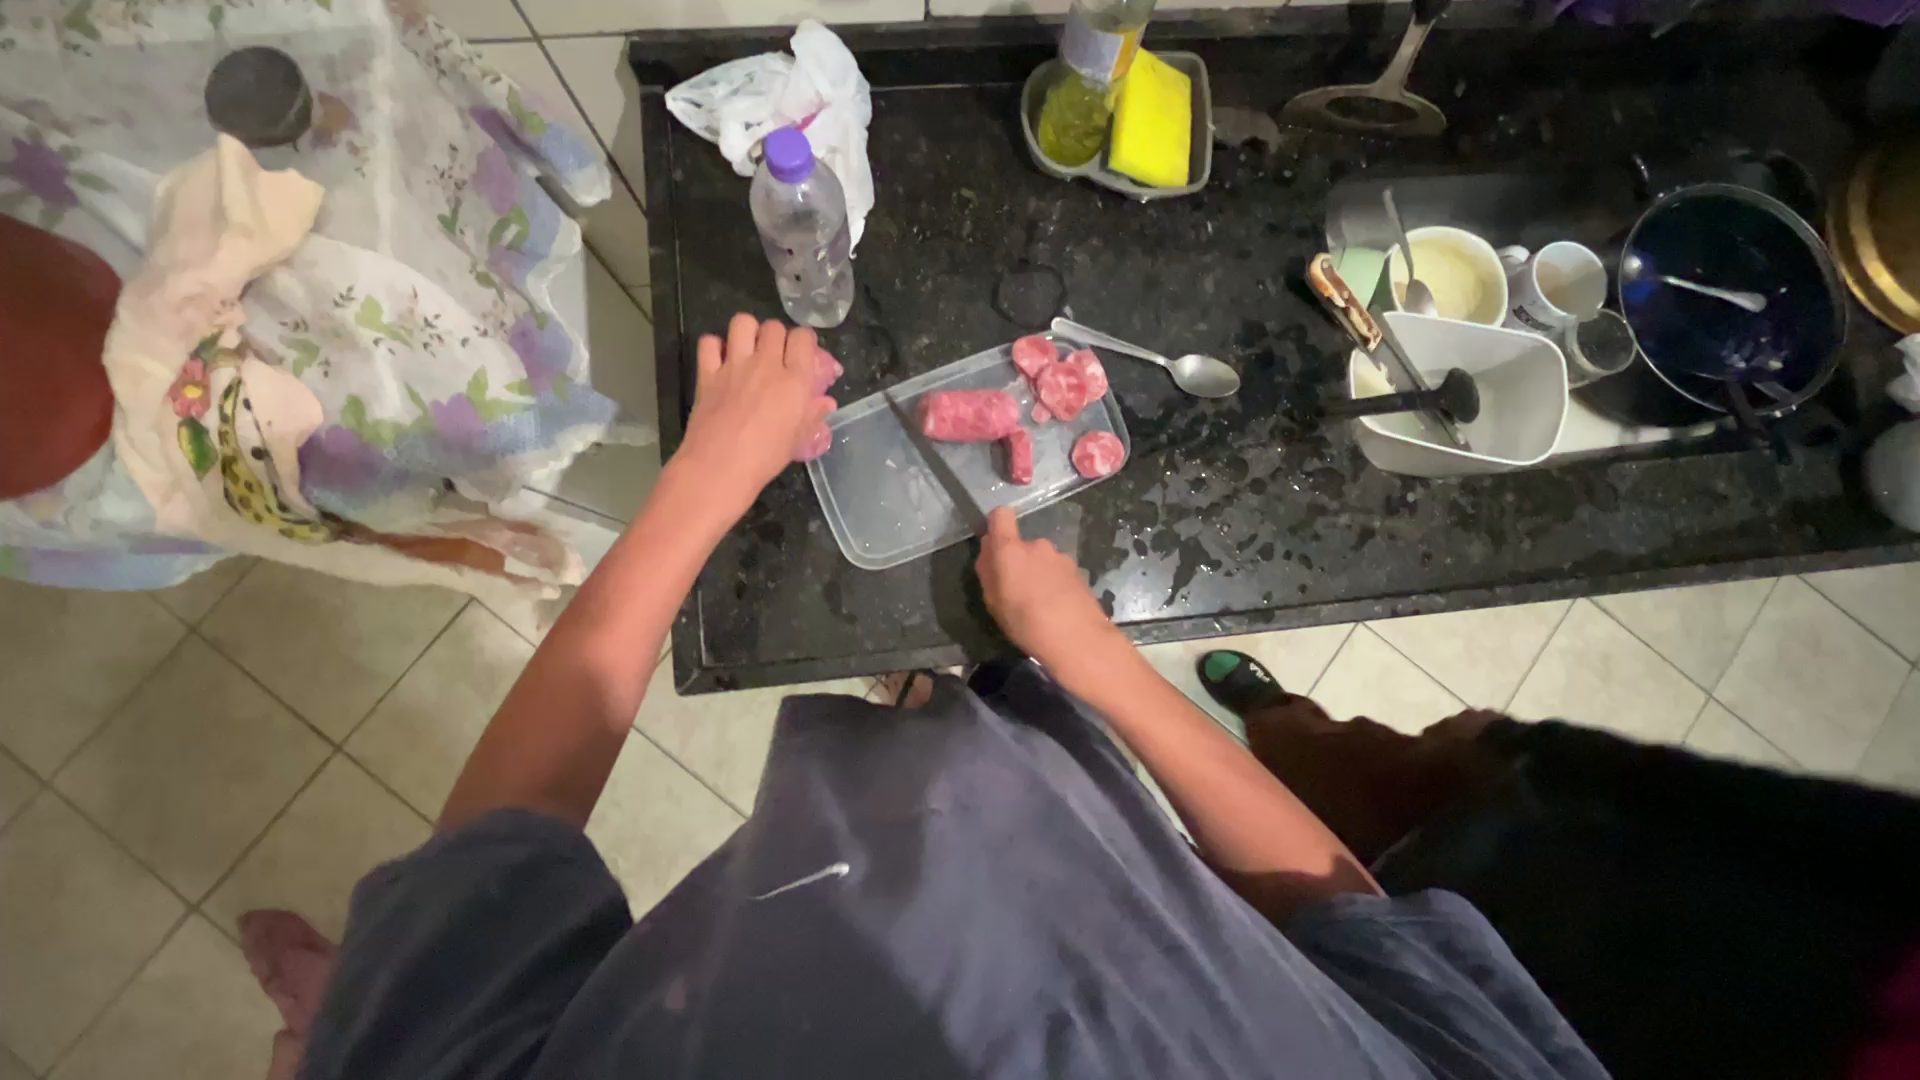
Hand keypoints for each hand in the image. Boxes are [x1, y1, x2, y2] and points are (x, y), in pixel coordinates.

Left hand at [673, 314, 832, 516]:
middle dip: (777, 336)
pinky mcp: (707, 373)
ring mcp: (733, 365)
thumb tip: (826, 403)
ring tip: (748, 349)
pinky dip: (714, 346)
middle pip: (774, 327)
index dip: (804, 341)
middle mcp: (765, 364)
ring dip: (748, 331)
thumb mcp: (799, 437)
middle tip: (776, 355)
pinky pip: (708, 342)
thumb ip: (813, 414)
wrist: (721, 466)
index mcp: (794, 379)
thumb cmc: (767, 456)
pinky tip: (720, 360)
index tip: (803, 354)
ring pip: (742, 323)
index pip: (803, 337)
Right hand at [976, 506, 1122, 667]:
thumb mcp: (994, 602)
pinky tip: (1056, 607)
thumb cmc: (1026, 623)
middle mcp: (1037, 545)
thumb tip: (988, 550)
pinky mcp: (1078, 571)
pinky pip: (1056, 571)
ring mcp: (1061, 557)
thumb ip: (988, 571)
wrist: (1078, 639)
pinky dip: (1053, 583)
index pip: (1000, 515)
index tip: (993, 545)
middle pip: (1021, 544)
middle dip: (1016, 561)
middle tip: (1014, 591)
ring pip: (1040, 559)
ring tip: (1037, 604)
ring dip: (1036, 573)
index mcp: (1011, 550)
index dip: (995, 524)